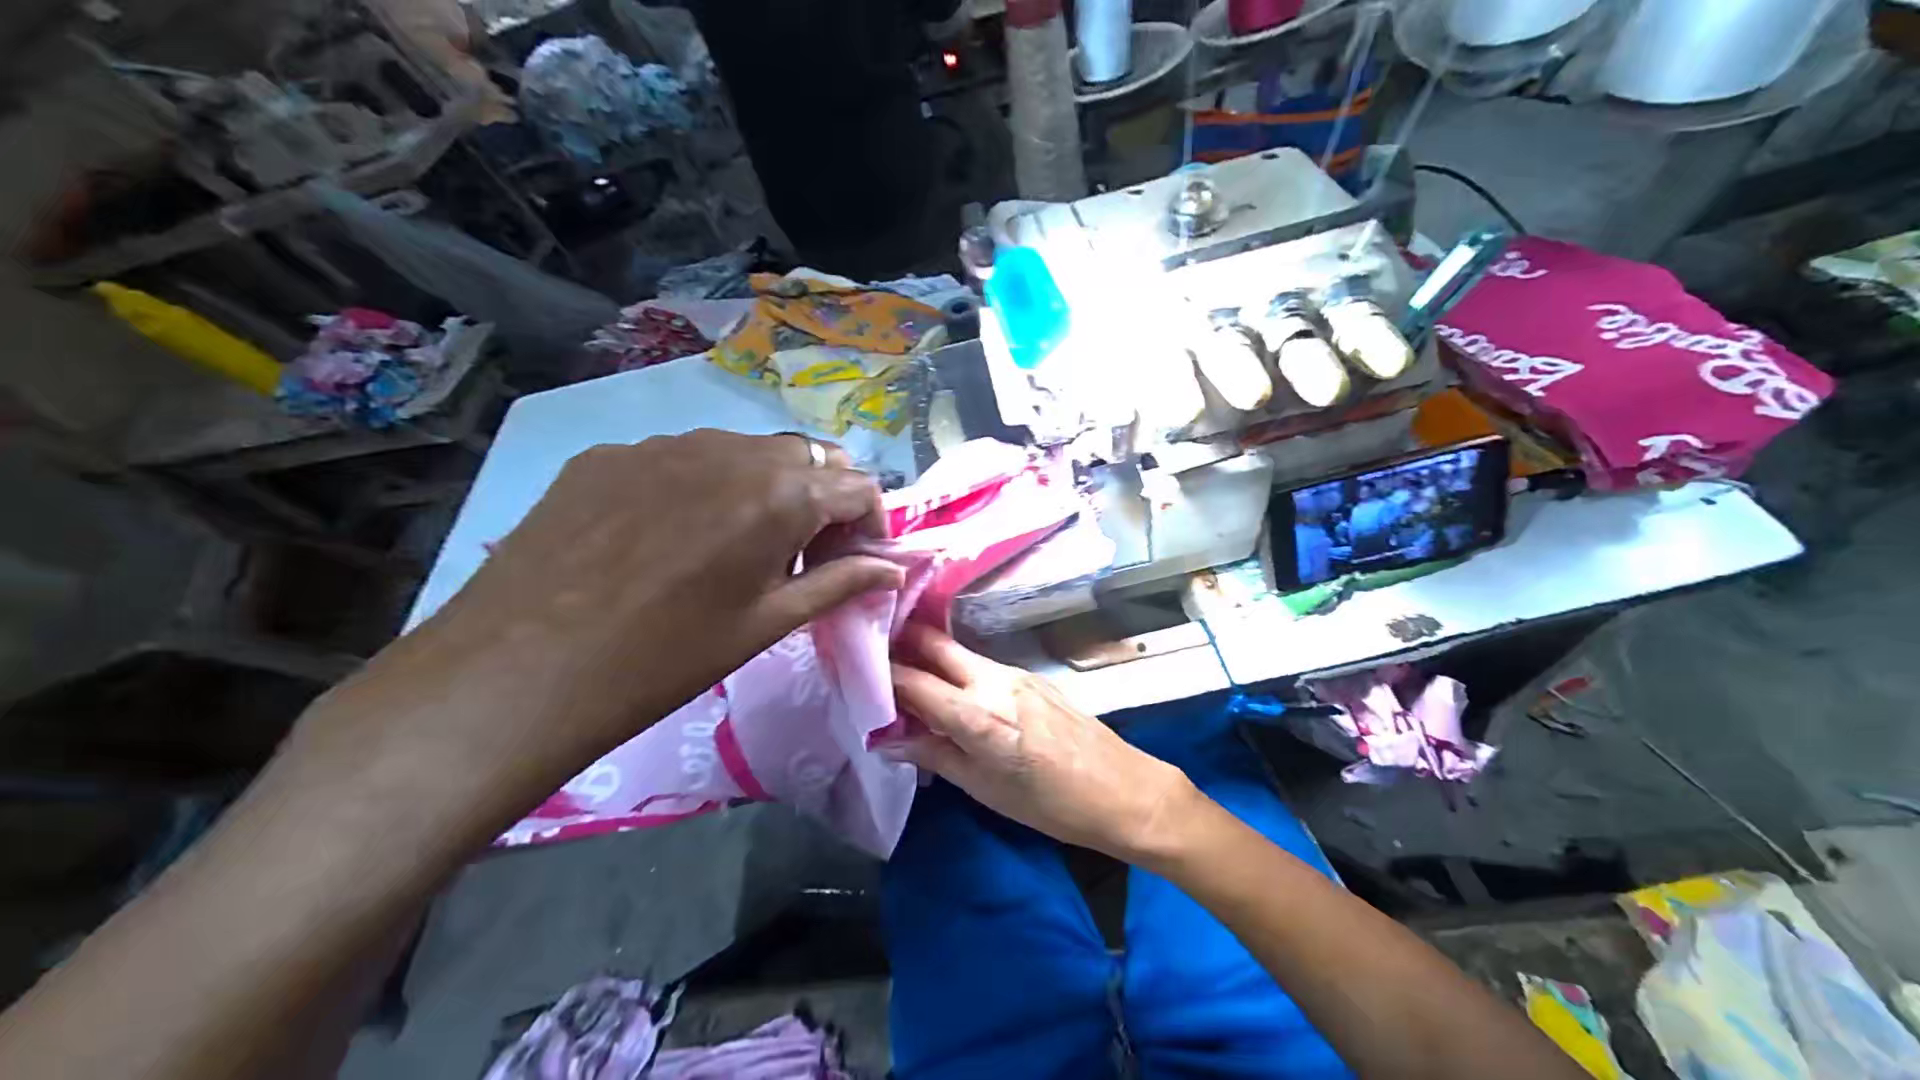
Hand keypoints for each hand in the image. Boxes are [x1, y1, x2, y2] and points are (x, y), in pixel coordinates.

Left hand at [287, 431, 904, 824]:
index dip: (869, 521)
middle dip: (821, 497)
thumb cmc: (667, 658)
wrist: (522, 668)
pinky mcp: (610, 454)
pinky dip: (700, 486)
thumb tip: (891, 569)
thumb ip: (837, 585)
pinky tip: (667, 536)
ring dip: (763, 487)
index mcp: (780, 495)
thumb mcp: (765, 625)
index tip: (856, 558)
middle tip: (800, 553)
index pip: (856, 484)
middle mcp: (730, 451)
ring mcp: (664, 445)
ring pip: (743, 451)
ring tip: (734, 544)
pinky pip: (679, 458)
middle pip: (805, 456)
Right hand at [889, 625, 1199, 862]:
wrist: (1123, 790)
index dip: (880, 674)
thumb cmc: (1050, 805)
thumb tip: (889, 740)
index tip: (853, 669)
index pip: (913, 683)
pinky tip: (950, 686)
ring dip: (928, 653)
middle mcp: (993, 682)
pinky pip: (981, 663)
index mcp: (977, 716)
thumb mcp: (986, 789)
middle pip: (935, 644)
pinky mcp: (1031, 676)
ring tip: (903, 668)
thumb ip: (935, 756)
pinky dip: (956, 668)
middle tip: (872, 648)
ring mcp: (1015, 673)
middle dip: (901, 640)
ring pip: (958, 651)